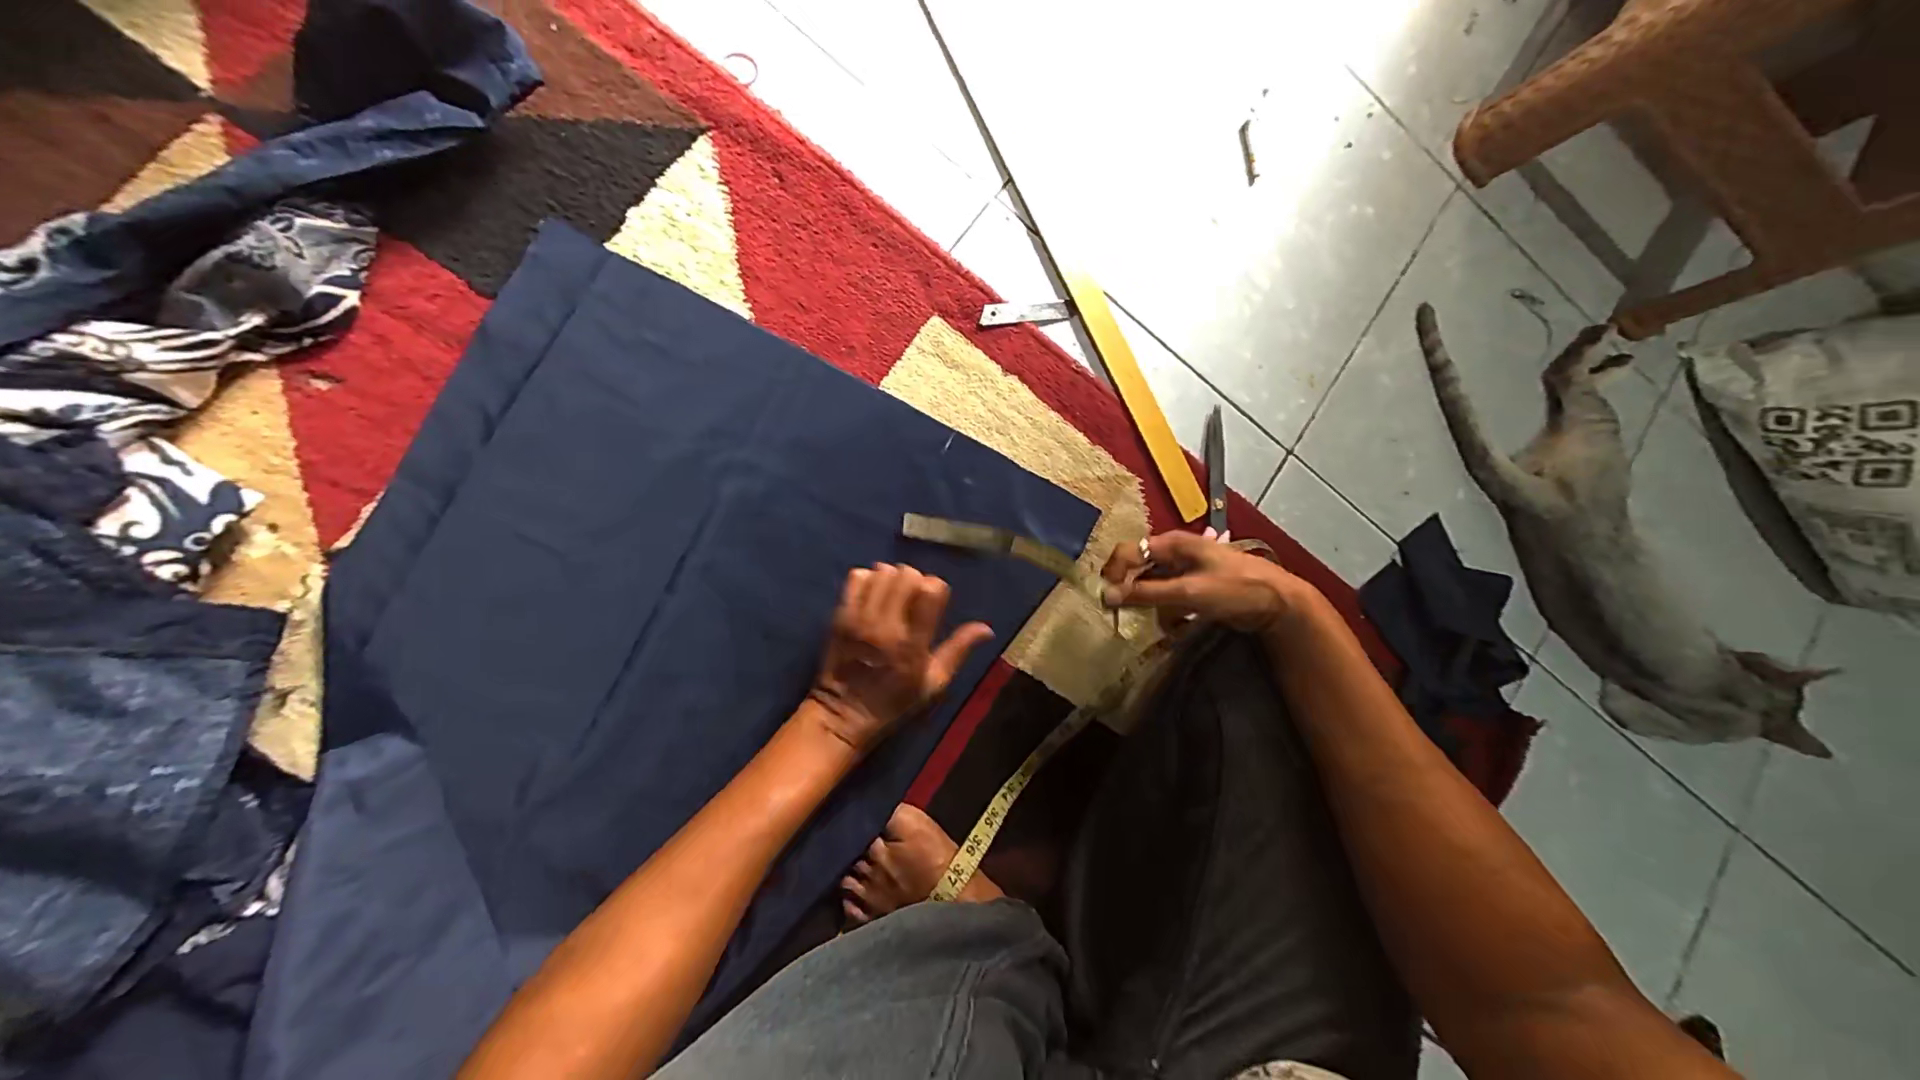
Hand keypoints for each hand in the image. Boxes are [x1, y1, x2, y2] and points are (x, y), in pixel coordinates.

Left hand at [807, 564, 994, 754]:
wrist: (844, 712)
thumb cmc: (895, 700)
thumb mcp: (934, 682)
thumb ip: (958, 650)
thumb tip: (987, 628)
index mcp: (914, 644)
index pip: (931, 591)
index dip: (936, 589)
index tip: (935, 601)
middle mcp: (887, 626)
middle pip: (907, 575)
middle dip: (915, 580)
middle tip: (914, 597)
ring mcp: (861, 618)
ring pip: (883, 572)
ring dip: (893, 578)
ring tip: (894, 595)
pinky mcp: (841, 615)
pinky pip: (858, 577)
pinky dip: (869, 579)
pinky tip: (874, 594)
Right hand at [1100, 531, 1314, 632]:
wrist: (1279, 603)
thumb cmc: (1234, 588)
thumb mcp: (1188, 591)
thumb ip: (1146, 593)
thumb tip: (1107, 595)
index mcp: (1172, 543)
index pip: (1128, 551)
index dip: (1115, 572)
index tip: (1108, 599)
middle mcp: (1175, 553)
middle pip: (1139, 570)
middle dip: (1133, 593)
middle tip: (1127, 615)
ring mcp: (1185, 571)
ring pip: (1153, 588)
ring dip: (1153, 608)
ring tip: (1160, 624)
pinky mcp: (1194, 589)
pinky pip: (1169, 600)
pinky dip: (1169, 614)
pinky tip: (1176, 628)